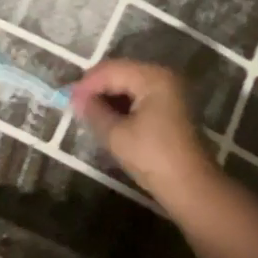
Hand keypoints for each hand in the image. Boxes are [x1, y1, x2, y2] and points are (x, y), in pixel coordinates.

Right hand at [70, 60, 218, 211]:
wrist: (190, 188)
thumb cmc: (153, 157)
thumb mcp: (116, 135)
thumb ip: (94, 112)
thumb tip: (77, 100)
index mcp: (152, 77)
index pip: (111, 70)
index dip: (86, 84)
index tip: (67, 100)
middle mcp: (163, 77)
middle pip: (121, 73)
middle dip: (96, 88)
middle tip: (75, 105)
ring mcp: (170, 92)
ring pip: (130, 85)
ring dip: (108, 97)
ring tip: (88, 112)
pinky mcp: (171, 108)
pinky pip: (140, 97)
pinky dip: (122, 105)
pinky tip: (107, 118)